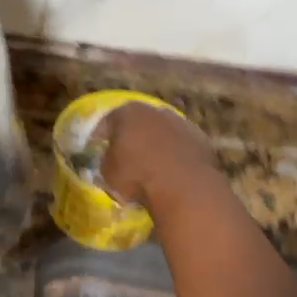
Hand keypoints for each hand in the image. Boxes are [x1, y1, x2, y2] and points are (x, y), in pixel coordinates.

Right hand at [97, 103, 219, 209]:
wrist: (183, 186)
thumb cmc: (137, 175)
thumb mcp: (107, 172)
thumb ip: (106, 159)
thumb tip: (111, 158)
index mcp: (128, 113)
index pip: (107, 121)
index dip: (100, 136)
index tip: (96, 148)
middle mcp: (155, 110)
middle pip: (138, 121)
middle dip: (130, 135)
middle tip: (123, 153)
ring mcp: (181, 122)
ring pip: (161, 131)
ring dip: (154, 143)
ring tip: (148, 163)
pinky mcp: (200, 138)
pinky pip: (179, 145)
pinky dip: (172, 154)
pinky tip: (168, 170)